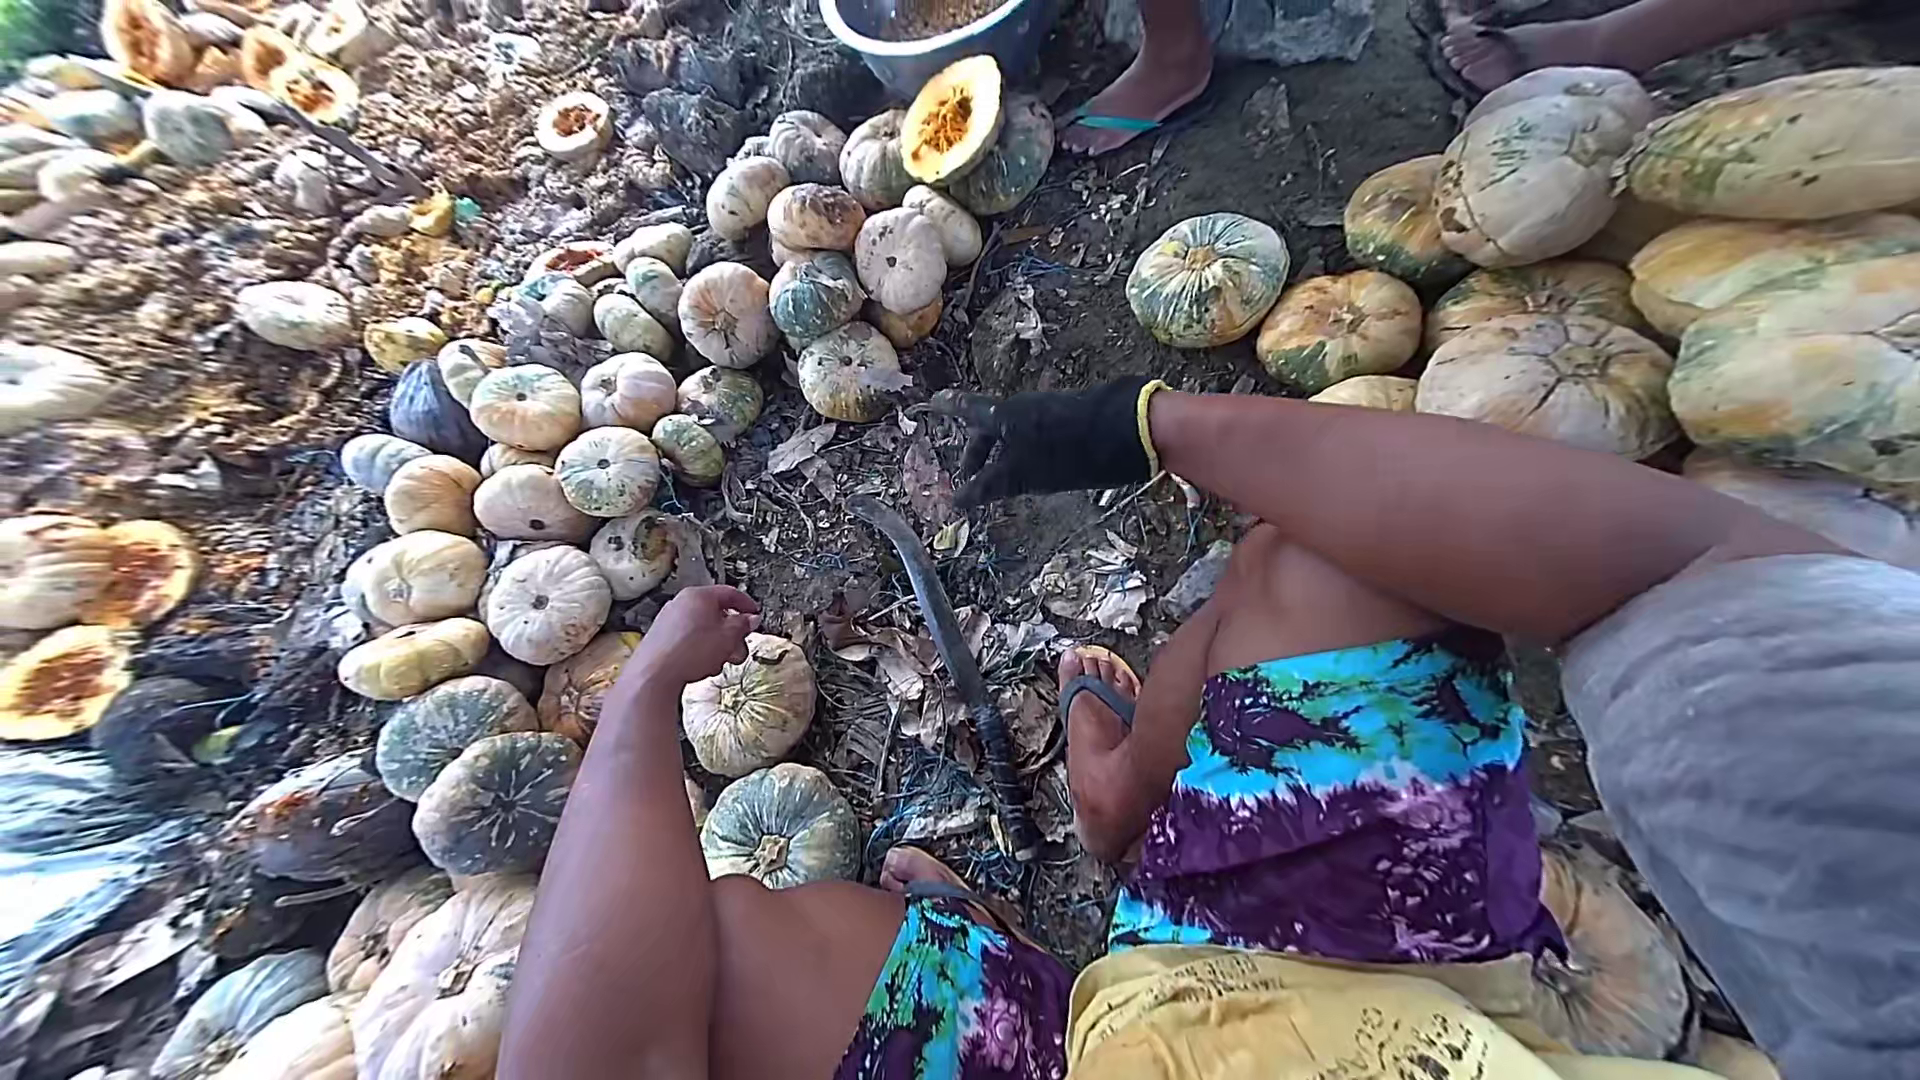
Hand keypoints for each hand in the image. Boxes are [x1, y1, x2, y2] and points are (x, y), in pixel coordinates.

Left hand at [617, 586, 760, 692]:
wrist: (654, 676)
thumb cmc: (689, 652)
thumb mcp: (729, 637)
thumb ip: (743, 625)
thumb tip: (749, 620)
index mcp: (698, 596)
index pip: (730, 593)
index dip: (747, 605)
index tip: (754, 615)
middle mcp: (681, 603)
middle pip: (716, 612)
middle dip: (732, 631)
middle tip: (740, 644)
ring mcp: (668, 620)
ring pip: (703, 627)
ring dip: (717, 642)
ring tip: (722, 659)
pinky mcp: (660, 638)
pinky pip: (688, 638)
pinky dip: (700, 648)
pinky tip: (704, 664)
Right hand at [933, 377, 1163, 507]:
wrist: (1129, 431)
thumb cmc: (1069, 452)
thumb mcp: (1023, 474)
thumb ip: (989, 486)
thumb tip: (956, 501)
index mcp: (1007, 414)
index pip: (969, 409)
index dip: (950, 406)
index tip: (934, 402)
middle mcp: (1025, 409)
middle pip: (991, 426)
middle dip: (978, 451)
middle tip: (971, 475)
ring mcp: (1049, 414)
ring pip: (1014, 433)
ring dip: (1001, 455)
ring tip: (1000, 481)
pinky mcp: (1069, 423)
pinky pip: (1034, 438)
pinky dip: (1023, 455)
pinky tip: (1032, 474)